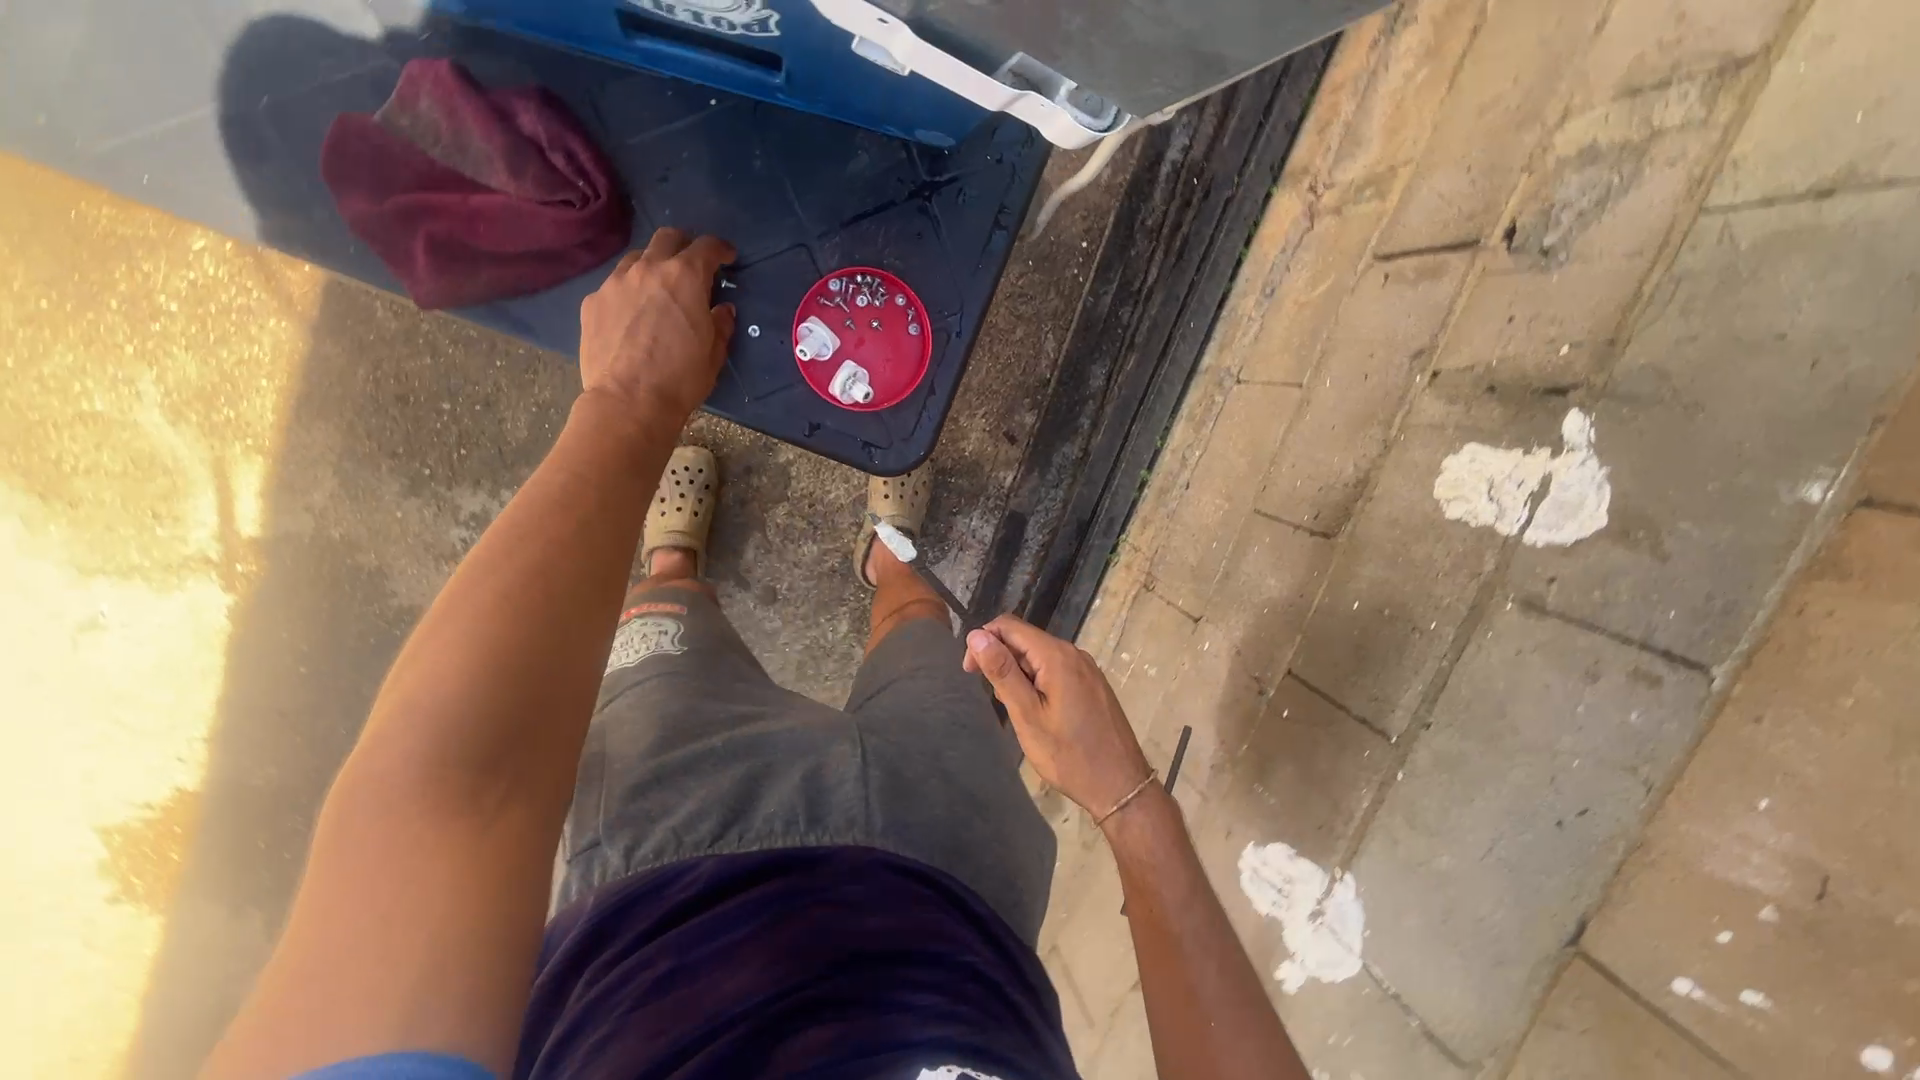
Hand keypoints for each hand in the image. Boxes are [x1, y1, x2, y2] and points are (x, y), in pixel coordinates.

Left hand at [579, 228, 737, 421]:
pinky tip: (630, 314)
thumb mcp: (714, 353)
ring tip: (657, 288)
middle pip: (667, 238)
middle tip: (691, 264)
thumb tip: (721, 309)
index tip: (727, 257)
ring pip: (636, 258)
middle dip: (684, 245)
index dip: (720, 249)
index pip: (707, 247)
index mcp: (685, 277)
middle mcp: (648, 269)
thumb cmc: (681, 378)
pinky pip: (614, 286)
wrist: (629, 401)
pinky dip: (628, 292)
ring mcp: (615, 283)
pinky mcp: (592, 302)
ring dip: (652, 266)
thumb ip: (720, 324)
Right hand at [964, 615, 1151, 818]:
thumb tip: (976, 635)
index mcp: (1057, 656)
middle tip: (998, 701)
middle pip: (1025, 639)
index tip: (970, 672)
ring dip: (1019, 674)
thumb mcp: (1027, 715)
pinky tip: (1039, 712)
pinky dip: (1038, 682)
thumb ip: (1002, 672)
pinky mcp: (1092, 684)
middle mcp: (1074, 653)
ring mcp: (1086, 669)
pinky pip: (1056, 670)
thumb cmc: (1068, 755)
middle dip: (1001, 660)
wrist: (1120, 785)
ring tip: (1019, 712)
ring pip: (1040, 656)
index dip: (983, 641)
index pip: (1009, 626)